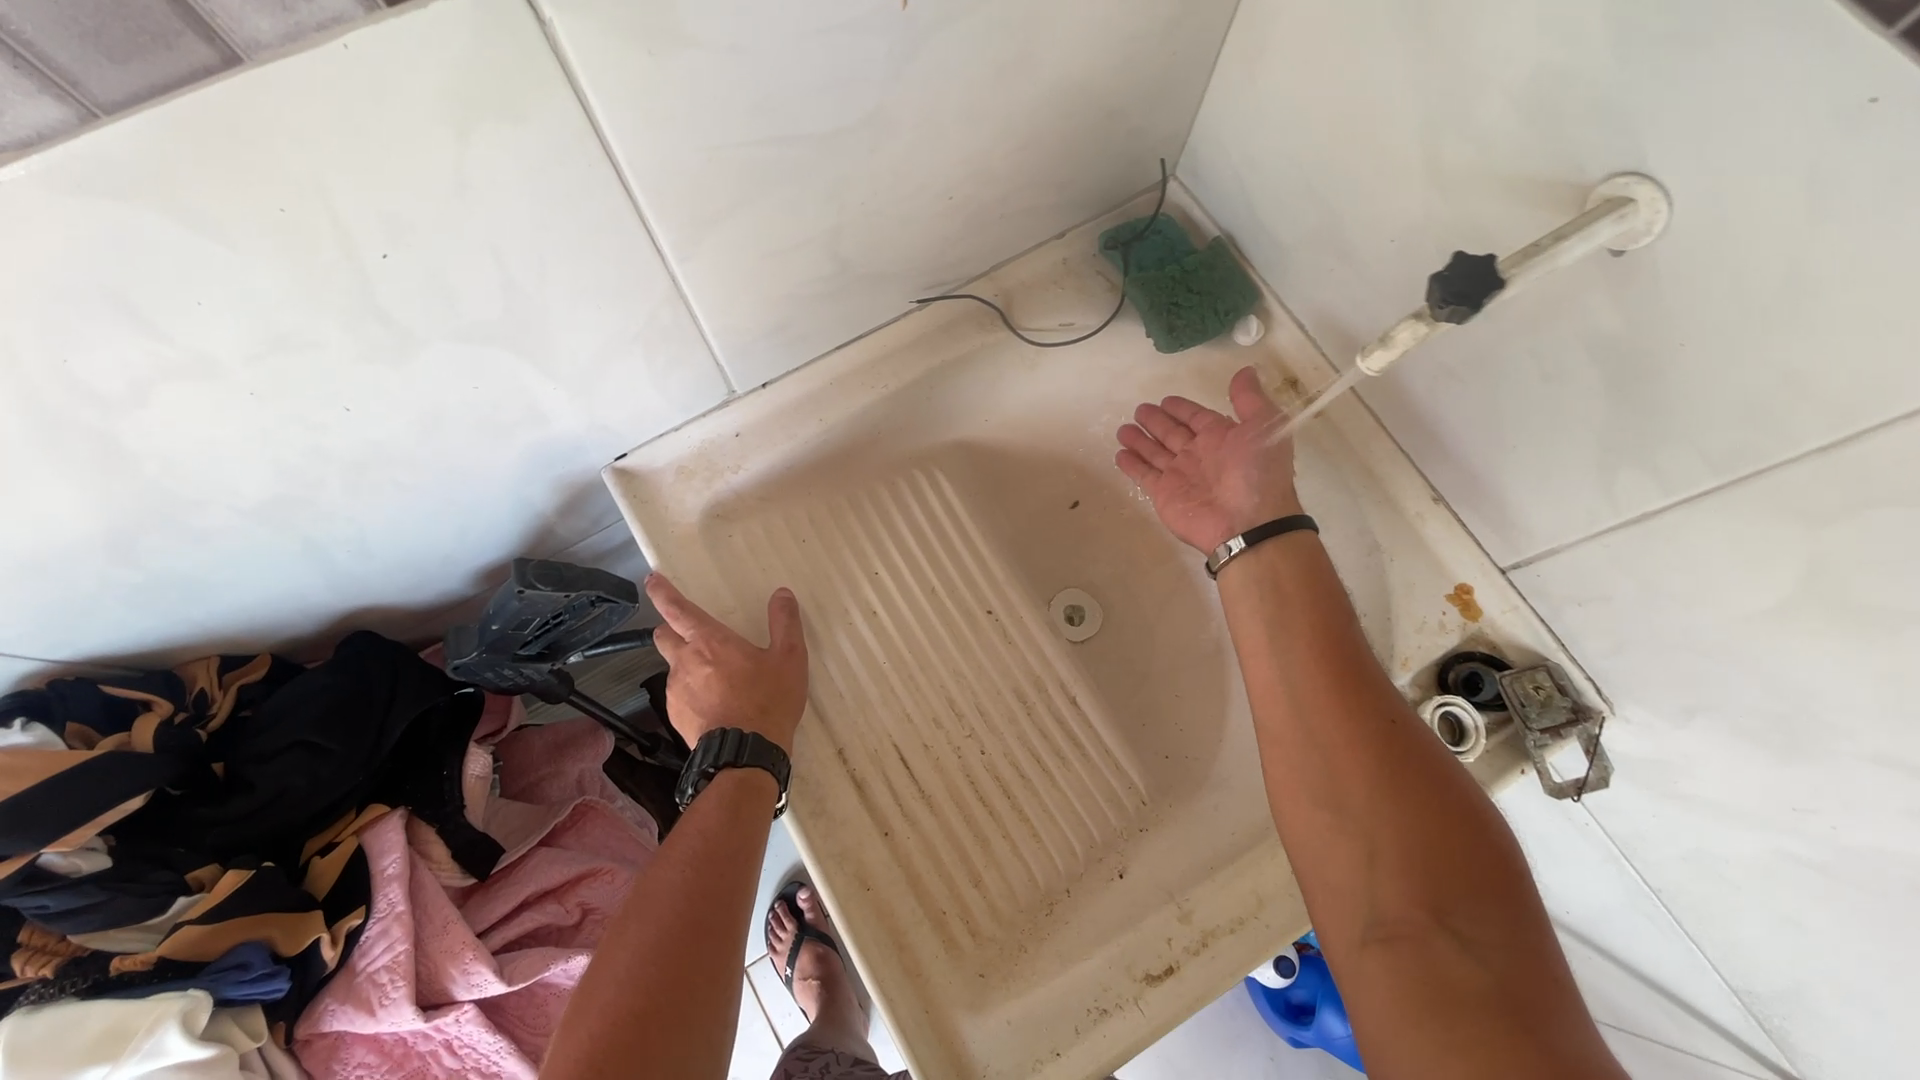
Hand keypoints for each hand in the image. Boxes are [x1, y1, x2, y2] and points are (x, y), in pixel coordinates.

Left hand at [644, 574, 808, 753]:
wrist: (745, 754)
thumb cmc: (768, 701)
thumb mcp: (790, 658)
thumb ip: (785, 623)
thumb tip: (782, 594)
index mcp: (710, 641)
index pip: (677, 609)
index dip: (662, 592)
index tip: (653, 580)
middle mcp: (685, 660)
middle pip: (664, 635)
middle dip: (671, 629)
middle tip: (692, 635)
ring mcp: (677, 690)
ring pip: (672, 667)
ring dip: (686, 665)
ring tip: (716, 680)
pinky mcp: (676, 716)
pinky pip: (679, 694)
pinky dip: (691, 693)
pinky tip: (714, 705)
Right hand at [1114, 365, 1303, 553]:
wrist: (1248, 523)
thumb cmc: (1257, 473)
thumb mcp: (1264, 426)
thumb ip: (1250, 399)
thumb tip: (1245, 370)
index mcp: (1222, 437)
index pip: (1196, 417)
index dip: (1182, 409)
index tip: (1166, 400)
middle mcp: (1199, 454)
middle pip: (1172, 433)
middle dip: (1156, 421)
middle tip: (1140, 410)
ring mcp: (1180, 475)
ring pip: (1154, 453)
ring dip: (1140, 440)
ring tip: (1123, 429)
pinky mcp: (1164, 494)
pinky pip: (1144, 475)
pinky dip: (1131, 465)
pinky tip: (1119, 454)